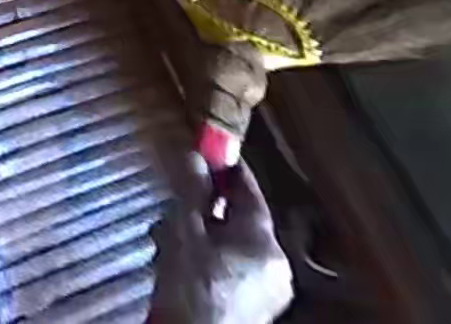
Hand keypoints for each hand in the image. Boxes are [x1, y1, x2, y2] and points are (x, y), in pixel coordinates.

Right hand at [148, 156, 292, 323]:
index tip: (210, 148)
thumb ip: (191, 190)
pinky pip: (236, 261)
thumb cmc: (191, 281)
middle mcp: (278, 264)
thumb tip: (195, 154)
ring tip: (172, 224)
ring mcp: (271, 288)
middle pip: (242, 217)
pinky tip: (184, 251)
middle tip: (180, 189)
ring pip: (236, 239)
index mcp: (265, 243)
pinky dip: (212, 248)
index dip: (230, 168)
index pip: (250, 193)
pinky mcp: (258, 303)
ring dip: (206, 226)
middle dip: (209, 201)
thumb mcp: (184, 229)